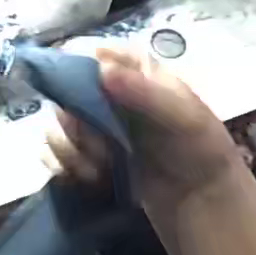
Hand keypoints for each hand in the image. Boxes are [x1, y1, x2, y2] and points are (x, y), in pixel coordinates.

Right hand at [44, 46, 249, 221]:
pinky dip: (64, 165)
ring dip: (69, 146)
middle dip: (74, 120)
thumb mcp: (184, 118)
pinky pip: (52, 152)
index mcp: (131, 68)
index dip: (76, 72)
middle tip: (98, 145)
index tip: (82, 100)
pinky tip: (89, 178)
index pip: (87, 53)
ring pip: (54, 123)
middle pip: (64, 90)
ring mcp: (91, 122)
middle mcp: (105, 90)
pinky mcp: (82, 153)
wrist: (202, 201)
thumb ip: (144, 93)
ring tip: (98, 168)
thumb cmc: (199, 151)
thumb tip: (101, 71)